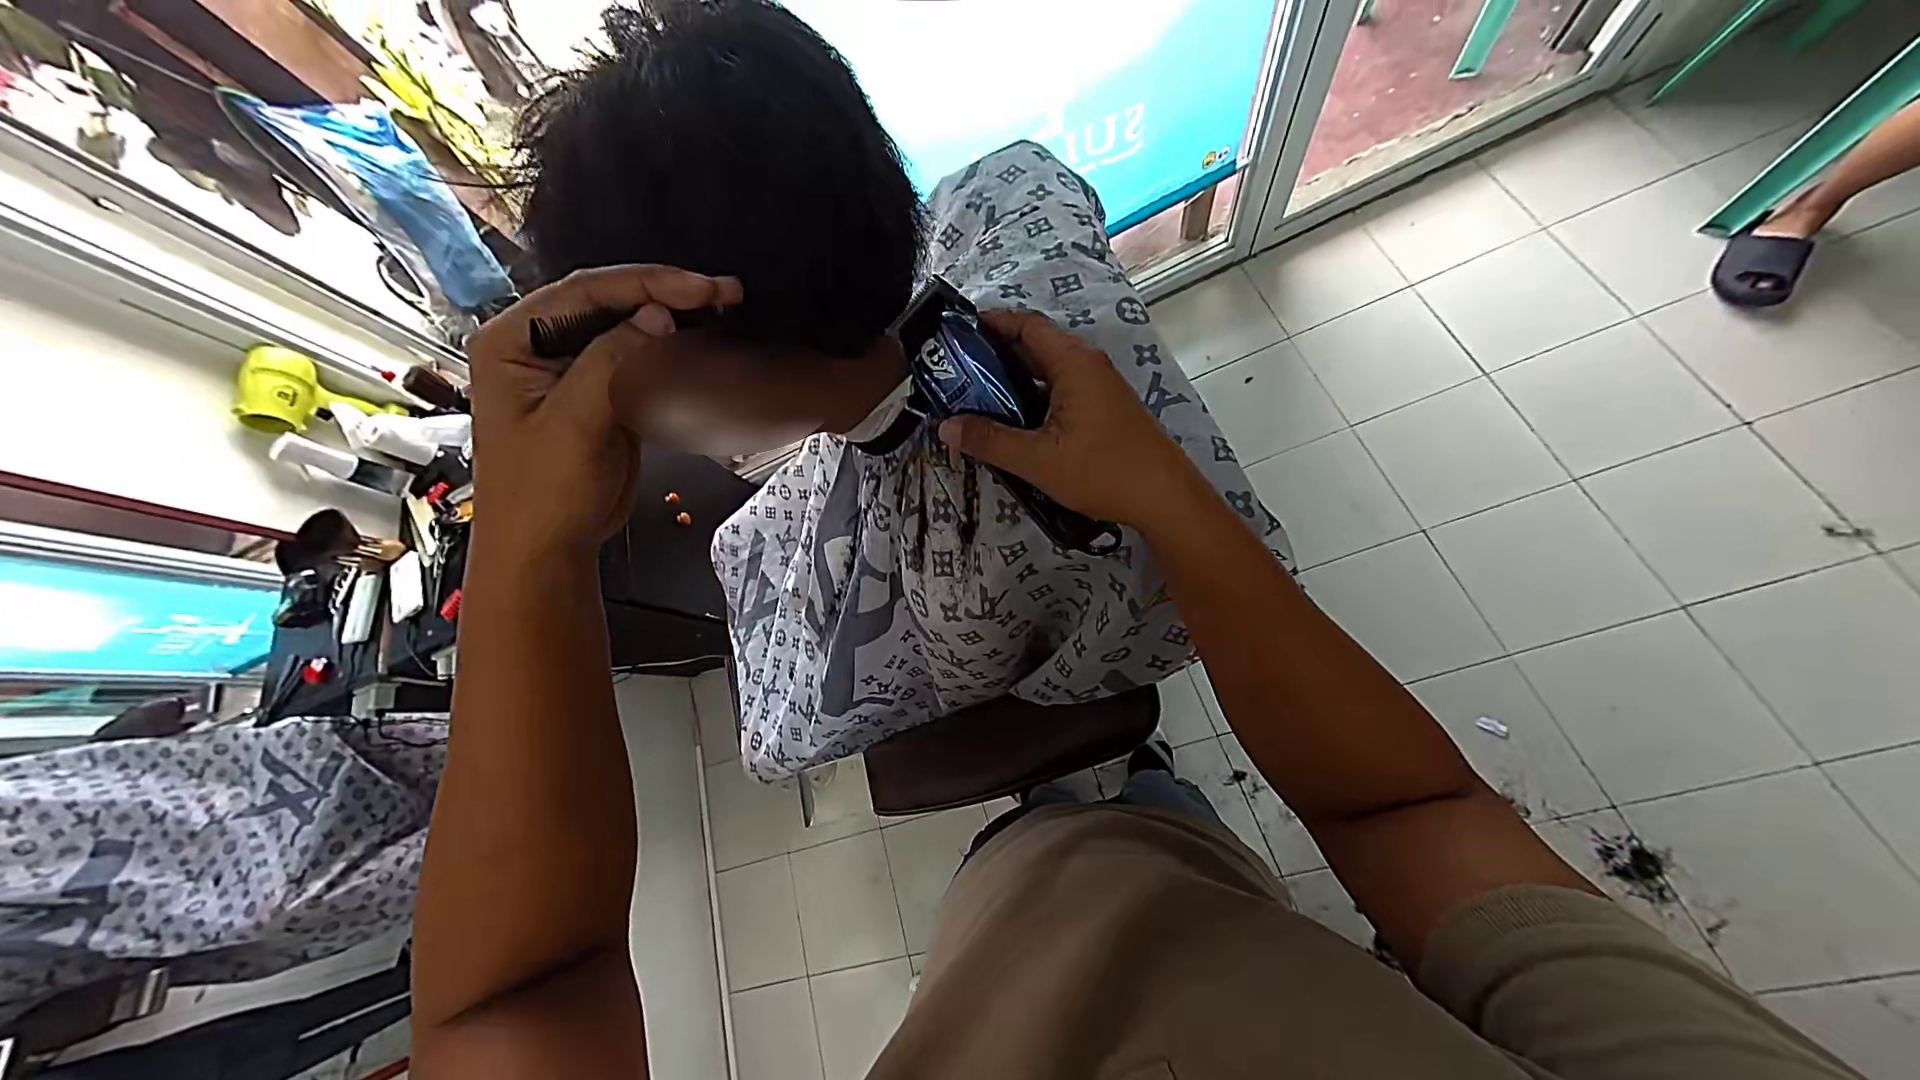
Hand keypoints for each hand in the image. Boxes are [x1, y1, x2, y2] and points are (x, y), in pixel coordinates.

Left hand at [465, 264, 743, 558]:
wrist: (548, 544)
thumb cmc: (539, 494)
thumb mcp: (574, 424)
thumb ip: (612, 364)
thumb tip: (656, 317)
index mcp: (514, 341)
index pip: (587, 293)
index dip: (649, 284)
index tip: (701, 288)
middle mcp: (542, 348)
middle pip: (612, 304)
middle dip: (669, 298)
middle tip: (722, 295)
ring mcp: (575, 372)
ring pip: (632, 332)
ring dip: (676, 324)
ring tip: (721, 315)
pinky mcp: (603, 396)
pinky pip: (642, 364)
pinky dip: (674, 356)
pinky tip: (701, 349)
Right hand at [937, 310, 1203, 527]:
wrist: (1163, 497)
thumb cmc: (1102, 471)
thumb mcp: (1038, 459)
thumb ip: (990, 441)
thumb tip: (946, 428)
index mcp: (1074, 363)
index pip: (1027, 325)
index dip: (992, 323)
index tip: (958, 333)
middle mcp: (1088, 366)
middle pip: (1036, 345)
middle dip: (995, 353)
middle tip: (957, 371)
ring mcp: (1098, 387)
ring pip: (1048, 370)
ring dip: (1014, 378)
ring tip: (977, 396)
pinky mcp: (1103, 408)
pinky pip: (1060, 390)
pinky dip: (1033, 396)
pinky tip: (1013, 421)